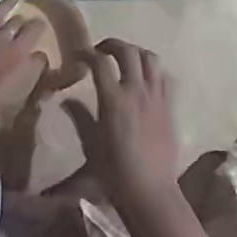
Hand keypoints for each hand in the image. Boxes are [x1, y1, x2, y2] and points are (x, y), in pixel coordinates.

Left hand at [0, 0, 49, 150]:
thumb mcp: (13, 116)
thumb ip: (27, 99)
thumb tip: (39, 92)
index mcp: (28, 70)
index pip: (43, 59)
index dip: (42, 63)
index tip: (40, 66)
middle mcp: (15, 49)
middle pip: (33, 31)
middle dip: (37, 29)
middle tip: (39, 28)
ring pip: (13, 19)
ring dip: (20, 14)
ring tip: (23, 2)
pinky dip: (4, 5)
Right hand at [72, 39, 181, 209]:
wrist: (150, 191)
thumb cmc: (115, 173)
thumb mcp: (91, 145)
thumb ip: (80, 117)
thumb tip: (66, 99)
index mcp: (114, 100)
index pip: (100, 62)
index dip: (88, 53)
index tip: (79, 55)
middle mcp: (137, 91)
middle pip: (128, 51)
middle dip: (112, 44)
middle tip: (101, 50)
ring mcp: (156, 96)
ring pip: (150, 58)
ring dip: (135, 52)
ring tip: (125, 59)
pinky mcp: (170, 105)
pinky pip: (164, 76)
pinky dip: (152, 69)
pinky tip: (145, 78)